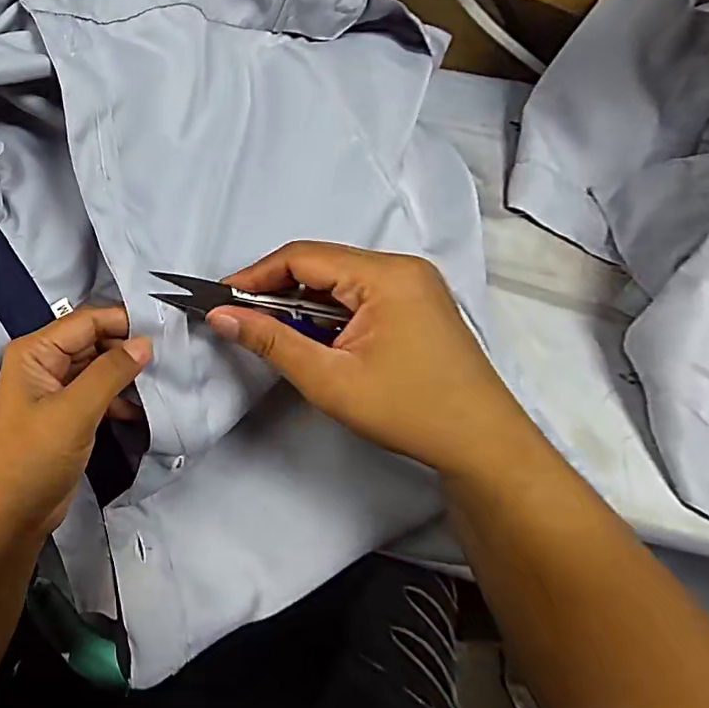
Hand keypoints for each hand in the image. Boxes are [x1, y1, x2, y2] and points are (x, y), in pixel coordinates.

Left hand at [0, 307, 150, 536]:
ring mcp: (54, 388)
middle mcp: (42, 362)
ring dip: (125, 373)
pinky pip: (97, 391)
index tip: (162, 328)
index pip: (84, 321)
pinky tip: (142, 407)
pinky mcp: (65, 413)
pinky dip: (118, 396)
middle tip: (169, 356)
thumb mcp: (75, 412)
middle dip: (127, 347)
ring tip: (161, 380)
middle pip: (92, 340)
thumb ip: (110, 373)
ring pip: (97, 366)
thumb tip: (144, 342)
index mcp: (34, 351)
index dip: (121, 321)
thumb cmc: (32, 459)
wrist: (10, 516)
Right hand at [207, 241, 548, 480]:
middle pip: (317, 263)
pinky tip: (314, 339)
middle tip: (242, 319)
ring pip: (333, 279)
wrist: (487, 450)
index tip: (223, 299)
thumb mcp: (328, 378)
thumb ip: (269, 340)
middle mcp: (401, 269)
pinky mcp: (414, 303)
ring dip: (299, 303)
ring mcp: (412, 285)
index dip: (255, 275)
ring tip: (277, 334)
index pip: (301, 257)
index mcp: (386, 276)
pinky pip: (353, 292)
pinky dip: (324, 311)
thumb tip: (222, 316)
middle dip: (275, 290)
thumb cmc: (413, 412)